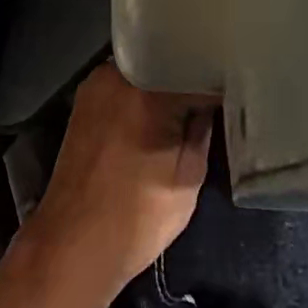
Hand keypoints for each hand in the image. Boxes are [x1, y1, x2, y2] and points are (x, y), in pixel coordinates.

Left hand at [23, 62, 217, 290]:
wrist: (70, 247)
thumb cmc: (136, 216)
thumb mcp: (188, 176)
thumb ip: (203, 129)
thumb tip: (211, 102)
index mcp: (148, 89)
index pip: (197, 68)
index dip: (220, 79)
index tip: (236, 88)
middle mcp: (119, 74)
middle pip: (167, 60)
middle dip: (191, 75)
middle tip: (216, 92)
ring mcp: (97, 85)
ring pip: (145, 70)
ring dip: (166, 83)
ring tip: (190, 102)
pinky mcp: (85, 101)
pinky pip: (125, 84)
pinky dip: (143, 93)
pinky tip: (159, 113)